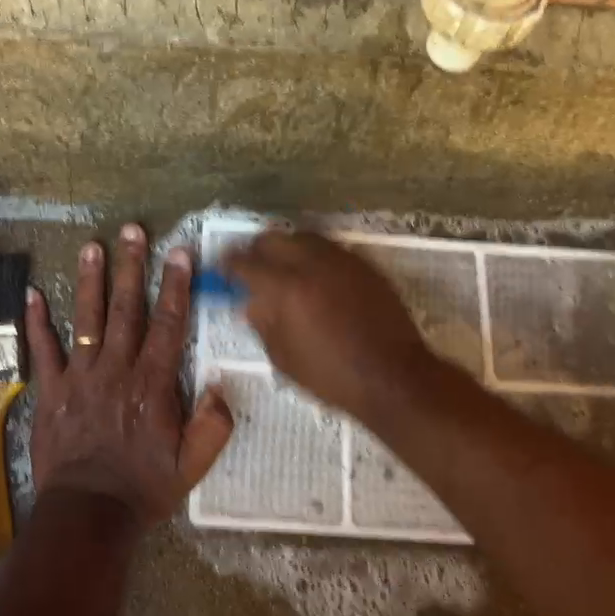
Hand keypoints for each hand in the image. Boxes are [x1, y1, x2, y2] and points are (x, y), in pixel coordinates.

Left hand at [25, 223, 234, 528]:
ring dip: (90, 280)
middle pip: (126, 309)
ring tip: (92, 246)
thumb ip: (212, 425)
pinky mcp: (52, 390)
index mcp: (152, 383)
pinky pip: (43, 349)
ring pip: (86, 318)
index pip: (168, 324)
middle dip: (132, 267)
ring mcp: (81, 376)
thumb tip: (221, 386)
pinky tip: (32, 293)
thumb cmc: (142, 487)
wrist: (87, 514)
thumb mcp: (191, 466)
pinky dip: (36, 321)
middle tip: (133, 230)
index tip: (180, 252)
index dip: (175, 285)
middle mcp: (116, 369)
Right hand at [226, 230, 437, 418]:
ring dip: (287, 249)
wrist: (393, 378)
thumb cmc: (332, 377)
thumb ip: (263, 324)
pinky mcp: (362, 264)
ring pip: (302, 237)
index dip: (228, 264)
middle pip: (272, 238)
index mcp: (285, 288)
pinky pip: (329, 249)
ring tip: (285, 270)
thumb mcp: (284, 358)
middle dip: (256, 250)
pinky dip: (314, 257)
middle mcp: (310, 263)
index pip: (245, 263)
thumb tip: (250, 302)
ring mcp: (340, 260)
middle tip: (252, 267)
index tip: (221, 269)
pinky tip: (316, 278)